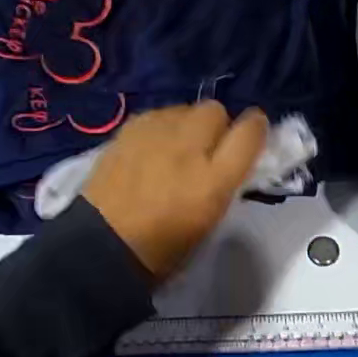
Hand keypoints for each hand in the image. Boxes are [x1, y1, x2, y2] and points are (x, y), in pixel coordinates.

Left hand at [81, 102, 268, 279]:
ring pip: (186, 108)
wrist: (101, 246)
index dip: (256, 129)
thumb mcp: (210, 220)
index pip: (250, 132)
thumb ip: (226, 183)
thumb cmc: (163, 248)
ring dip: (189, 124)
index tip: (252, 136)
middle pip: (216, 110)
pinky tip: (152, 147)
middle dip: (218, 125)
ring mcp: (156, 134)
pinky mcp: (129, 130)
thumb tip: (230, 161)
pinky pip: (158, 114)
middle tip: (208, 148)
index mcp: (214, 180)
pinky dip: (163, 125)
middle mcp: (188, 148)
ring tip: (176, 147)